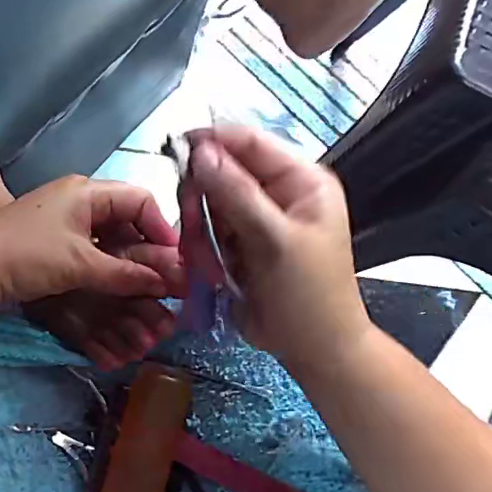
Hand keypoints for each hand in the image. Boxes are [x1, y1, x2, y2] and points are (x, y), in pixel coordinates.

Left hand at [0, 175, 182, 313]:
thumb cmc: (27, 256)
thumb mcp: (80, 264)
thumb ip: (126, 274)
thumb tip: (169, 283)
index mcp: (86, 191)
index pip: (140, 200)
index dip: (162, 230)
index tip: (175, 261)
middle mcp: (78, 201)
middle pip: (127, 222)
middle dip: (148, 253)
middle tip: (165, 282)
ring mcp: (64, 222)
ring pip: (110, 240)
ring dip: (128, 265)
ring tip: (144, 291)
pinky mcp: (53, 243)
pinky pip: (91, 251)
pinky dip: (107, 270)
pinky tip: (116, 289)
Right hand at [180, 126, 371, 366]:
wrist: (314, 349)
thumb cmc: (307, 296)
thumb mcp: (275, 241)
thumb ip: (238, 194)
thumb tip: (201, 152)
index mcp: (300, 181)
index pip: (250, 142)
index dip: (213, 142)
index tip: (178, 151)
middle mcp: (278, 193)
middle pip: (222, 173)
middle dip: (203, 200)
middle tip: (193, 226)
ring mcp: (257, 220)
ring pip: (209, 205)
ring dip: (202, 233)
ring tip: (211, 263)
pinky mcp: (240, 245)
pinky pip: (209, 232)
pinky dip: (204, 250)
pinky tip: (212, 270)